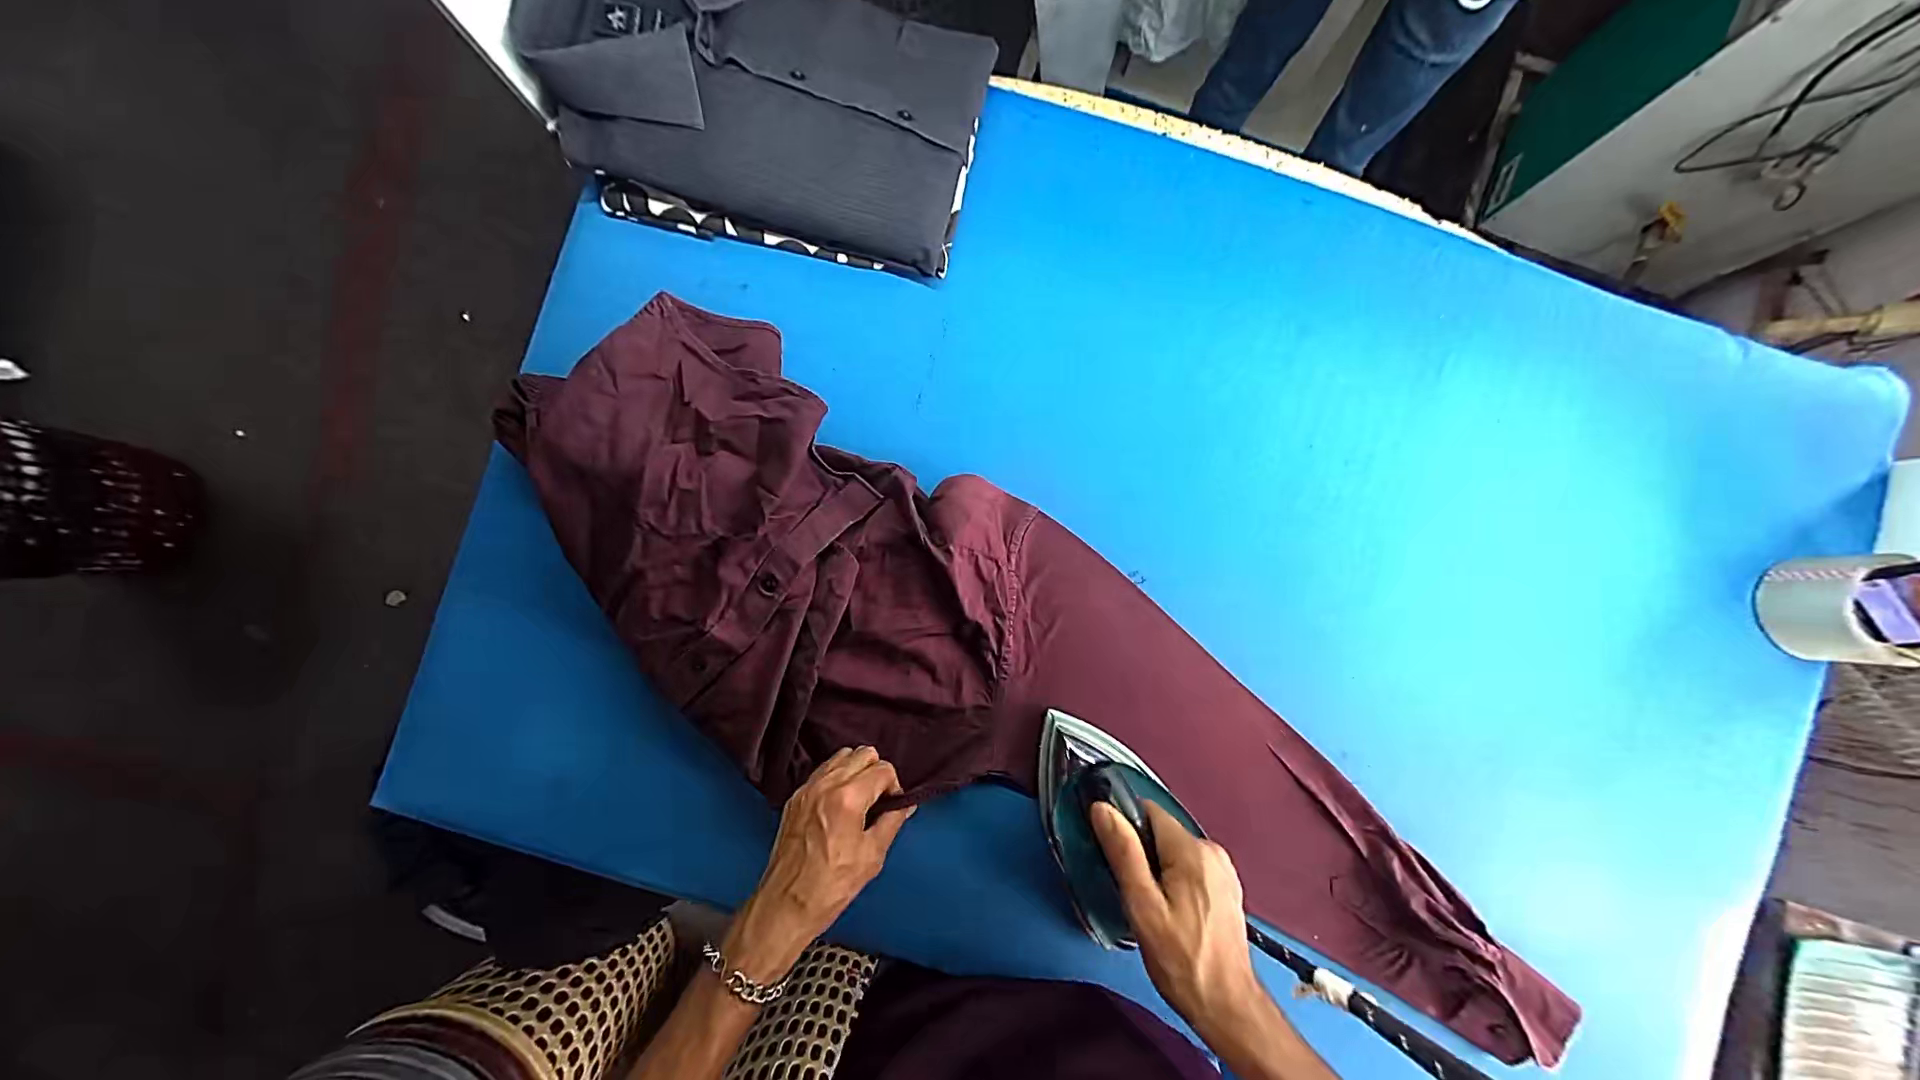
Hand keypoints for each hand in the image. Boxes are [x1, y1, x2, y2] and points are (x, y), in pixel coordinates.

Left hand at [723, 747, 915, 983]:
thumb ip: (892, 822)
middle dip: (876, 773)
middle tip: (878, 801)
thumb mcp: (872, 855)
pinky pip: (822, 771)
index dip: (894, 787)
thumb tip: (904, 805)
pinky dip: (837, 777)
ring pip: (841, 756)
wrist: (786, 904)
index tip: (892, 806)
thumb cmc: (830, 886)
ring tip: (860, 800)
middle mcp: (825, 785)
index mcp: (847, 798)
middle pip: (863, 754)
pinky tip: (840, 803)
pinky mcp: (795, 798)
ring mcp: (807, 789)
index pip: (883, 769)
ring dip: (856, 770)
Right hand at [1091, 800, 1263, 1031]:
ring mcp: (1223, 871)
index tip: (1112, 854)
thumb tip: (1103, 809)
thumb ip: (1124, 853)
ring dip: (1156, 869)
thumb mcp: (1143, 907)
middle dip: (1141, 853)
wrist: (1229, 1008)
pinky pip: (1189, 868)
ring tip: (1150, 907)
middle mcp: (1212, 851)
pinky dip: (1174, 881)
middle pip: (1161, 832)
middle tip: (1132, 892)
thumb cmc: (1182, 960)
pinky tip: (1170, 912)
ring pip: (1174, 851)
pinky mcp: (1226, 889)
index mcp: (1193, 850)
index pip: (1148, 811)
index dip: (1124, 826)